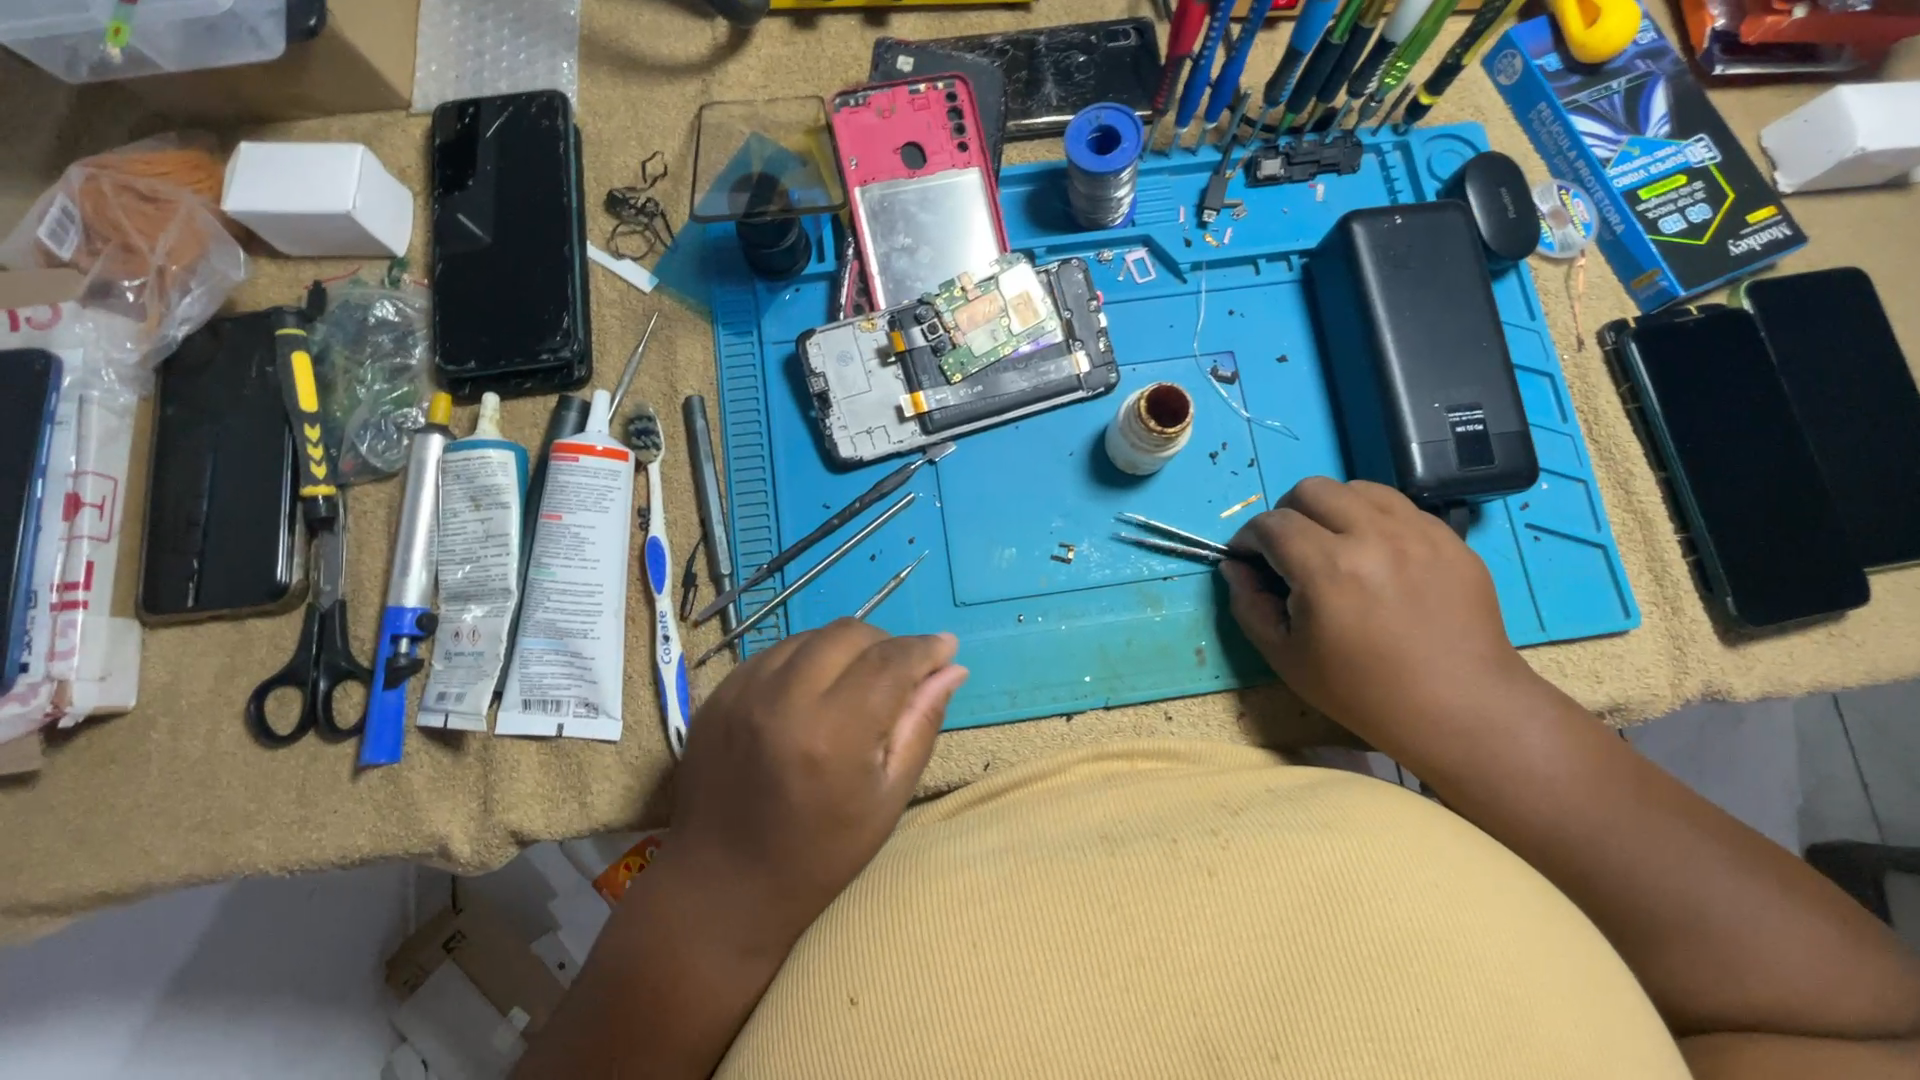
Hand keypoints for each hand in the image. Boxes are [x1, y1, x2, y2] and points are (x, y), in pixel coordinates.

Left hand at [664, 619, 968, 952]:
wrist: (721, 886)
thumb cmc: (819, 855)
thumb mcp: (887, 799)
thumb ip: (920, 725)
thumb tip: (951, 670)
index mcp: (833, 733)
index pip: (891, 661)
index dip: (926, 649)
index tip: (947, 648)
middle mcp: (784, 698)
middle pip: (849, 633)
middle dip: (886, 643)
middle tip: (902, 672)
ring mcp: (743, 691)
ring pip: (810, 636)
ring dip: (844, 649)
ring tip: (857, 683)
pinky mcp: (719, 693)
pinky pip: (774, 653)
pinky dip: (805, 660)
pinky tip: (814, 692)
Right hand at [1220, 477, 1534, 745]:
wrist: (1459, 707)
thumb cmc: (1362, 691)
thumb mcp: (1286, 658)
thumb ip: (1250, 606)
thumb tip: (1235, 567)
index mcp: (1327, 569)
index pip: (1271, 525)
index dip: (1248, 539)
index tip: (1248, 560)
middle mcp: (1372, 536)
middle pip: (1311, 490)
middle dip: (1286, 513)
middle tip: (1288, 549)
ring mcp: (1417, 532)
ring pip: (1357, 488)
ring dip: (1331, 508)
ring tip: (1332, 544)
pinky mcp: (1448, 538)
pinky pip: (1399, 506)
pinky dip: (1373, 519)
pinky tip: (1375, 556)